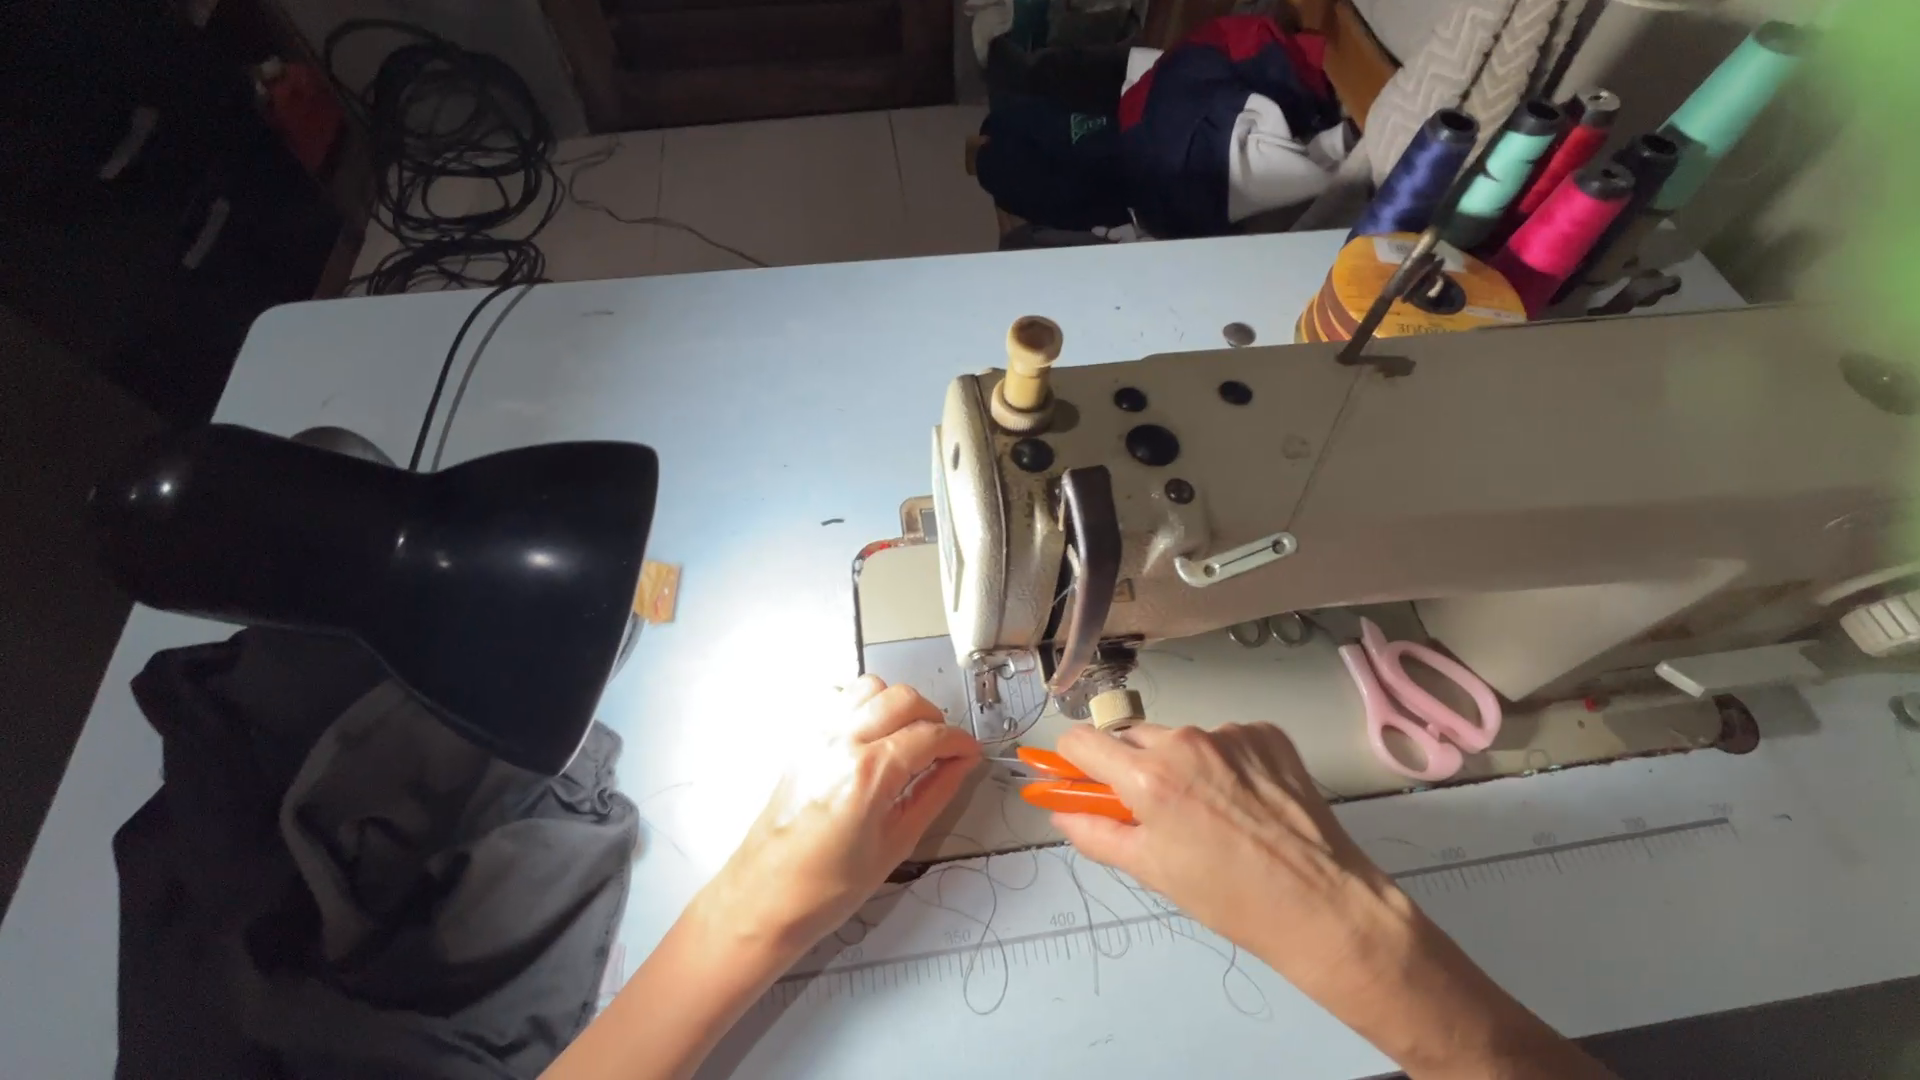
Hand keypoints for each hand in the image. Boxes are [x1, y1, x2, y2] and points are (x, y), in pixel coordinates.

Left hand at [690, 676, 979, 962]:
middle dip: (933, 717)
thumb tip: (962, 766)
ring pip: (871, 687)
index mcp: (869, 773)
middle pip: (904, 698)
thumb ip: (935, 794)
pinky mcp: (803, 740)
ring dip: (898, 704)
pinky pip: (841, 699)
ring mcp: (818, 736)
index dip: (959, 741)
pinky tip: (875, 736)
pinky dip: (866, 705)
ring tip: (908, 738)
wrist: (764, 898)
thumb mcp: (896, 843)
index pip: (930, 734)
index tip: (969, 752)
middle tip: (942, 748)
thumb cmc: (826, 887)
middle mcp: (842, 742)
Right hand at [1050, 723, 1612, 1079]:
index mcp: (1148, 776)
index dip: (1074, 762)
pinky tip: (1246, 798)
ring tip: (1212, 809)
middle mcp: (1185, 740)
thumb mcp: (1151, 870)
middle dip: (1130, 765)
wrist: (1326, 906)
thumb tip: (1061, 811)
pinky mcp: (1267, 732)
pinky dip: (1224, 760)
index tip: (1083, 780)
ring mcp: (1230, 732)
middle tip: (1155, 808)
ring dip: (1179, 762)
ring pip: (1179, 737)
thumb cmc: (1229, 898)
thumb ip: (1094, 832)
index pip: (1081, 740)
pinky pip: (1224, 737)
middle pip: (1130, 736)